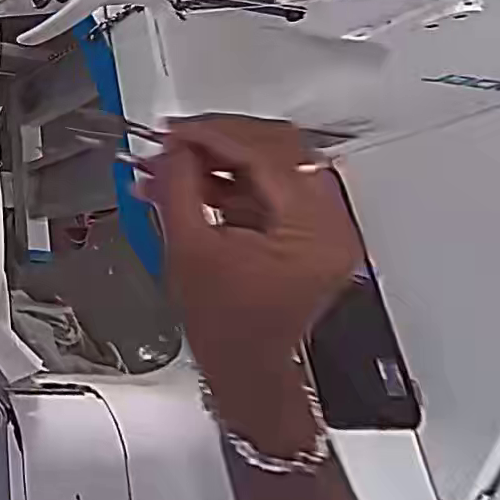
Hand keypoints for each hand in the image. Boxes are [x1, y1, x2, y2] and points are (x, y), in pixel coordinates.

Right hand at [147, 117, 362, 454]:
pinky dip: (227, 177)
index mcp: (312, 232)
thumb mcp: (188, 247)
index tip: (175, 132)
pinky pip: (266, 183)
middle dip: (219, 138)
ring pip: (272, 160)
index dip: (213, 135)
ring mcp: (318, 225)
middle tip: (177, 140)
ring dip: (221, 156)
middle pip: (278, 147)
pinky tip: (191, 182)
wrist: (242, 368)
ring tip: (177, 161)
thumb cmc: (225, 327)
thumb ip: (178, 186)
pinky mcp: (301, 227)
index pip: (267, 155)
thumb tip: (172, 147)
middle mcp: (328, 224)